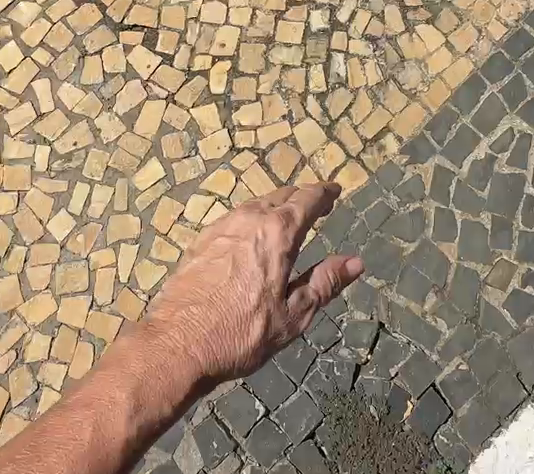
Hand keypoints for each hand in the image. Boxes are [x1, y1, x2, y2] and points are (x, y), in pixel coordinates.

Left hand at [137, 182, 364, 387]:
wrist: (177, 343)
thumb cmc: (242, 333)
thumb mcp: (293, 315)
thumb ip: (324, 283)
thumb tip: (356, 262)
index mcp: (278, 232)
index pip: (307, 200)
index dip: (324, 193)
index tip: (335, 189)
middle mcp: (250, 218)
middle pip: (281, 196)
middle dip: (301, 196)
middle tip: (316, 202)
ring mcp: (222, 226)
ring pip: (256, 204)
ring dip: (275, 205)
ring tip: (286, 215)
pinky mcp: (202, 240)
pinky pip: (236, 217)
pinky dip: (252, 217)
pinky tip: (251, 234)